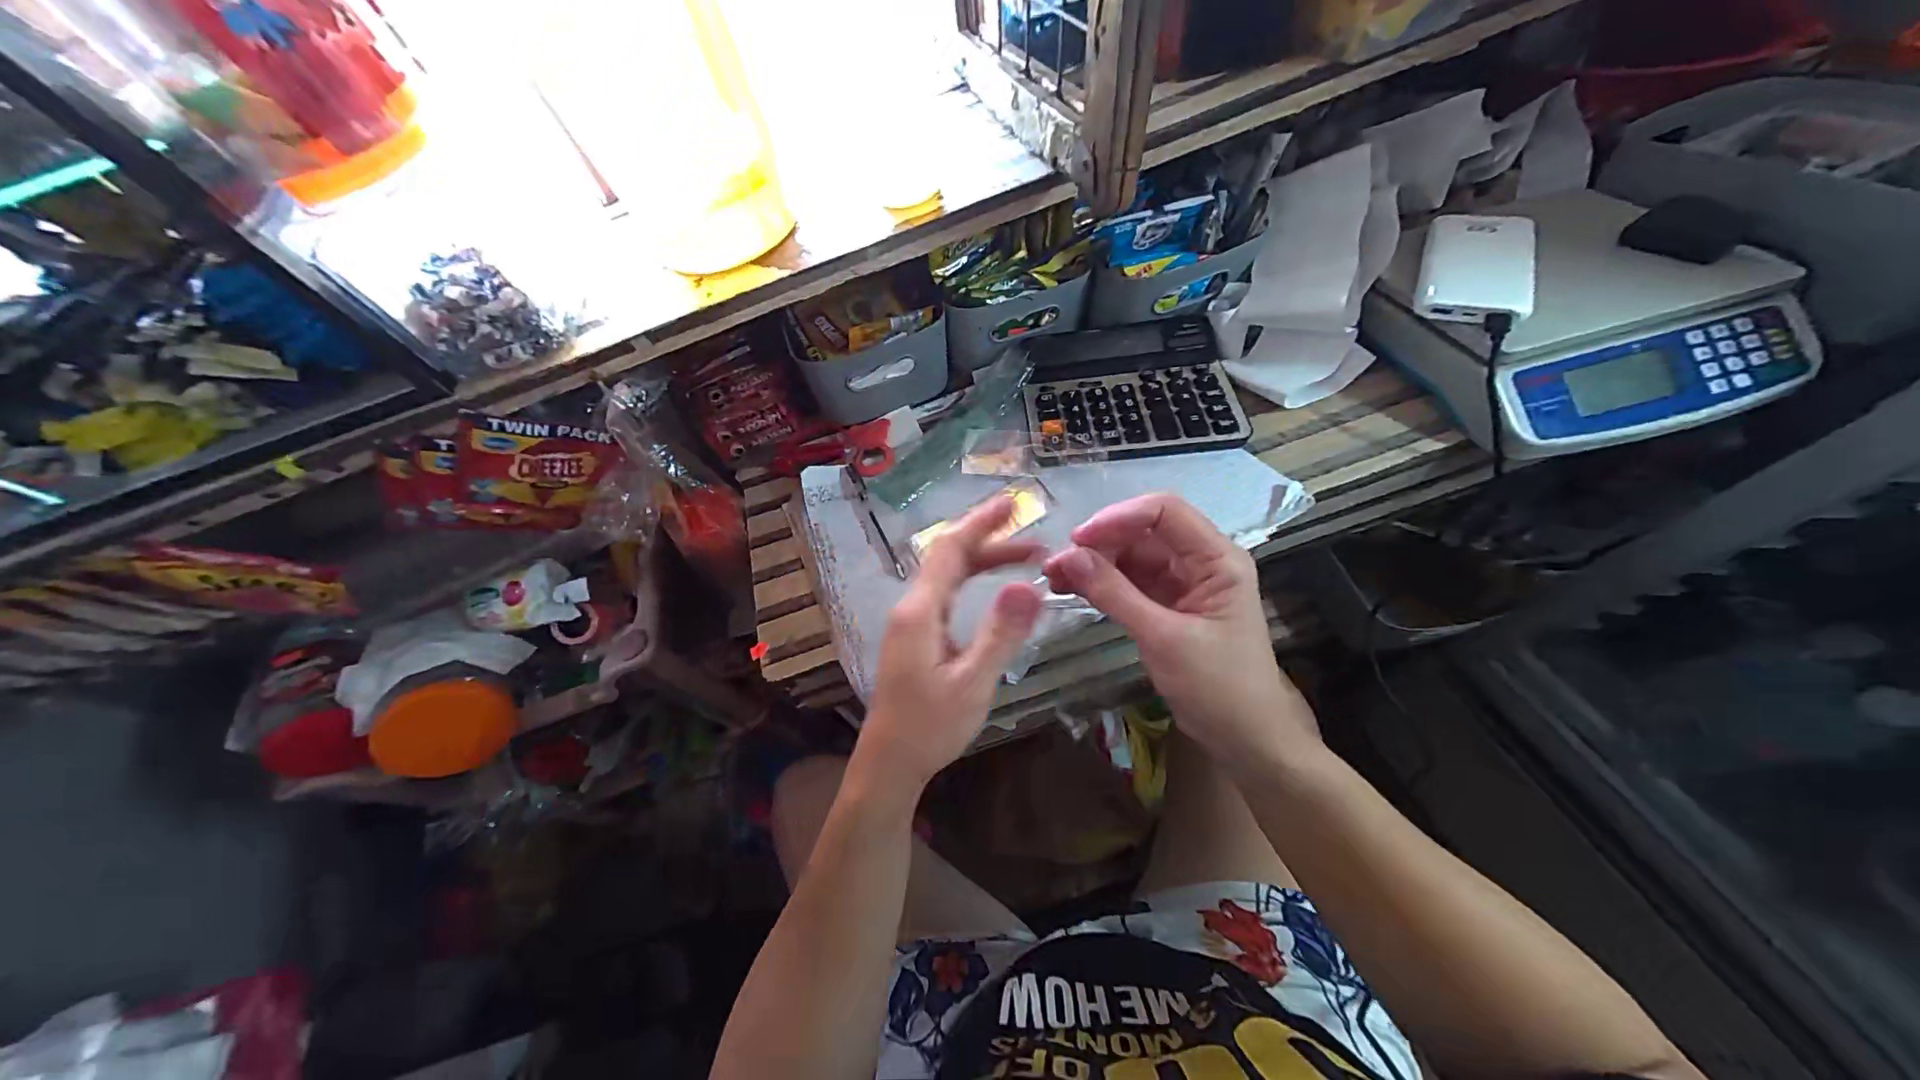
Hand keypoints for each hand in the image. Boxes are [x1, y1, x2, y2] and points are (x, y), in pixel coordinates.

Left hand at [857, 496, 1043, 789]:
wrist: (890, 762)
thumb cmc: (930, 727)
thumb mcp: (973, 683)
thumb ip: (1000, 633)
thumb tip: (1030, 586)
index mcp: (920, 611)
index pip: (951, 550)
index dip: (982, 522)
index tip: (1013, 503)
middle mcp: (911, 608)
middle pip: (950, 557)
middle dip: (990, 538)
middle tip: (1033, 530)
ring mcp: (911, 622)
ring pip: (948, 575)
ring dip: (985, 560)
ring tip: (1027, 556)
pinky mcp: (916, 637)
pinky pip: (947, 594)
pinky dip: (974, 581)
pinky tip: (996, 588)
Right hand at [1042, 494, 1317, 757]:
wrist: (1244, 738)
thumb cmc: (1218, 686)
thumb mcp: (1164, 638)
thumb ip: (1115, 594)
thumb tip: (1068, 556)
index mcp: (1217, 559)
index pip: (1165, 512)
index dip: (1119, 517)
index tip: (1078, 539)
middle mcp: (1200, 562)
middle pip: (1143, 532)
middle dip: (1099, 543)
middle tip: (1055, 565)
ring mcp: (1181, 584)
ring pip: (1131, 557)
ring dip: (1094, 564)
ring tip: (1054, 578)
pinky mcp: (1165, 606)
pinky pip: (1128, 583)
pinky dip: (1101, 585)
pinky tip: (1071, 589)